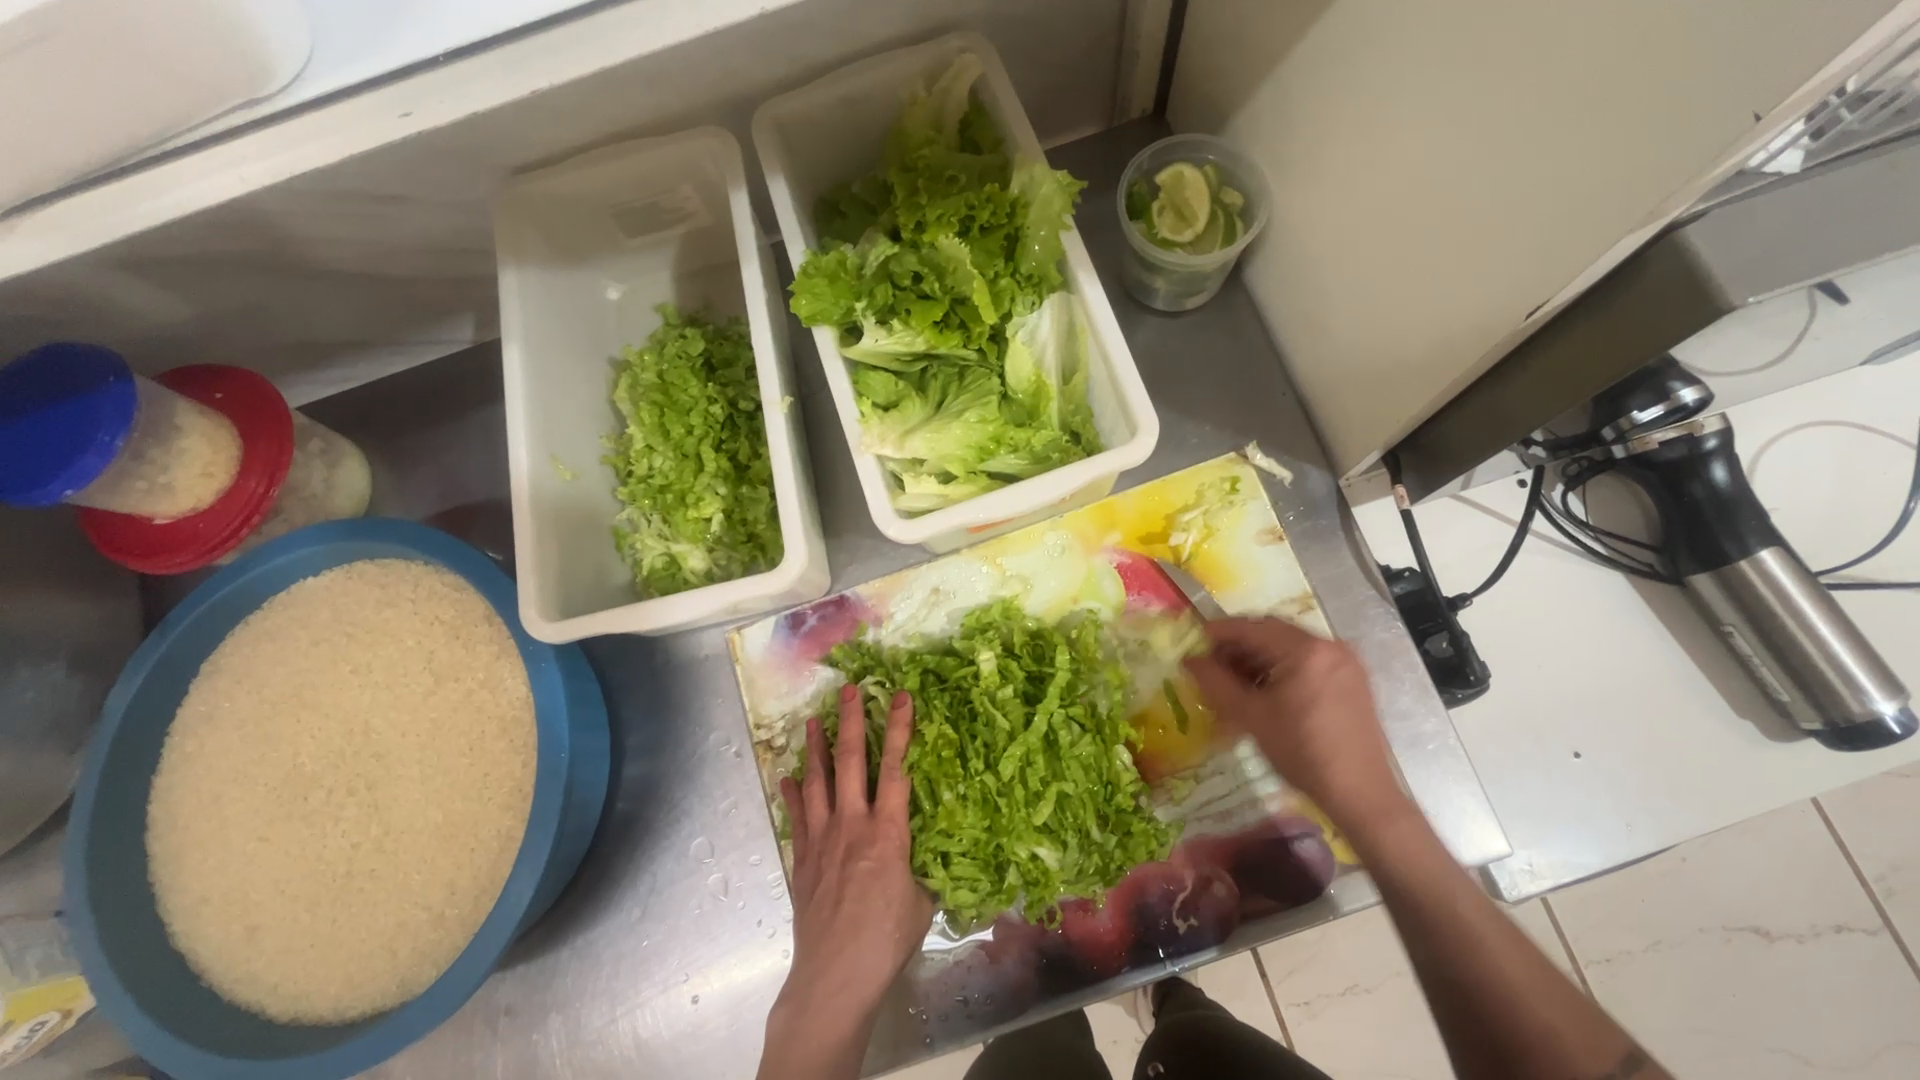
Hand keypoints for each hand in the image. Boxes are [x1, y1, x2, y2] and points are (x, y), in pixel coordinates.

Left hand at [759, 684, 933, 1079]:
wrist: (835, 975)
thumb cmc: (887, 940)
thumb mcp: (922, 902)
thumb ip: (922, 867)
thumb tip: (926, 850)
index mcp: (888, 832)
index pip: (897, 769)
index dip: (900, 729)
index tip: (901, 696)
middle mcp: (852, 825)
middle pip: (851, 763)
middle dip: (851, 723)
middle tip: (848, 691)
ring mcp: (822, 840)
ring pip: (818, 783)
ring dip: (816, 749)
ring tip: (813, 721)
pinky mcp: (801, 860)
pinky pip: (797, 817)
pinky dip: (794, 794)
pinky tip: (790, 777)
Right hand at [1184, 618, 1416, 839]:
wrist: (1359, 793)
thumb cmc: (1302, 752)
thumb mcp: (1251, 717)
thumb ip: (1215, 682)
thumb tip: (1190, 661)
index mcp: (1306, 650)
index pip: (1252, 627)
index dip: (1218, 633)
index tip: (1193, 644)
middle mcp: (1330, 646)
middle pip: (1273, 634)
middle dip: (1238, 647)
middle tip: (1210, 666)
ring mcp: (1345, 662)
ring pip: (1290, 648)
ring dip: (1259, 659)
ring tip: (1233, 683)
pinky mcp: (1352, 680)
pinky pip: (1308, 662)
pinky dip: (1282, 670)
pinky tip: (1264, 693)